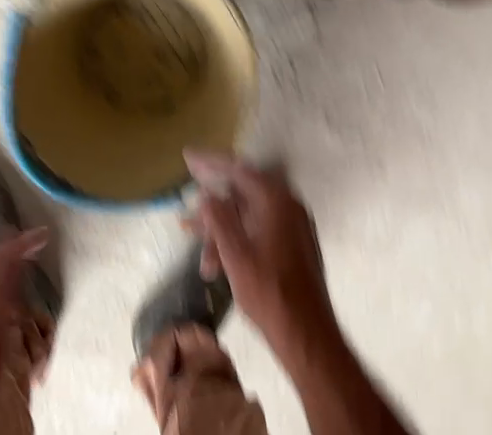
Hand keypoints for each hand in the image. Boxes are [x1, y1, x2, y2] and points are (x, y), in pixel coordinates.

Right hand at [183, 150, 339, 364]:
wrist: (306, 333)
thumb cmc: (268, 291)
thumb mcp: (235, 254)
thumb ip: (219, 218)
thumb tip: (207, 193)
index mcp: (276, 200)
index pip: (238, 169)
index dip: (210, 163)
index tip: (187, 157)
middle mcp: (288, 206)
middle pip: (242, 194)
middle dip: (211, 210)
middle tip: (185, 219)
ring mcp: (293, 226)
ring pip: (248, 217)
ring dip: (221, 233)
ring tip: (199, 258)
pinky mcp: (293, 245)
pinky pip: (258, 230)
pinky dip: (237, 240)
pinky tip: (217, 262)